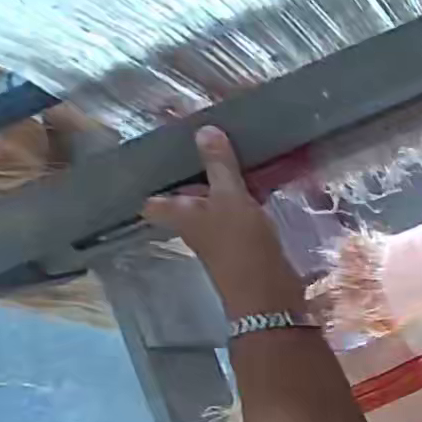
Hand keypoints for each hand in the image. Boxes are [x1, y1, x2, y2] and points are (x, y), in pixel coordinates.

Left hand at [142, 127, 306, 314]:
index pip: (154, 198)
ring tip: (243, 160)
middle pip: (188, 199)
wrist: (268, 293)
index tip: (166, 157)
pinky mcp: (243, 246)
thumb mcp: (230, 197)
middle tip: (212, 147)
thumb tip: (204, 129)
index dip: (156, 180)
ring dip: (226, 189)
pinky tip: (263, 189)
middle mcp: (193, 226)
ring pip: (216, 206)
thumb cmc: (240, 243)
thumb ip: (219, 164)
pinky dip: (247, 203)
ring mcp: (218, 237)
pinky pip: (239, 217)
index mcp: (178, 213)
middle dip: (199, 178)